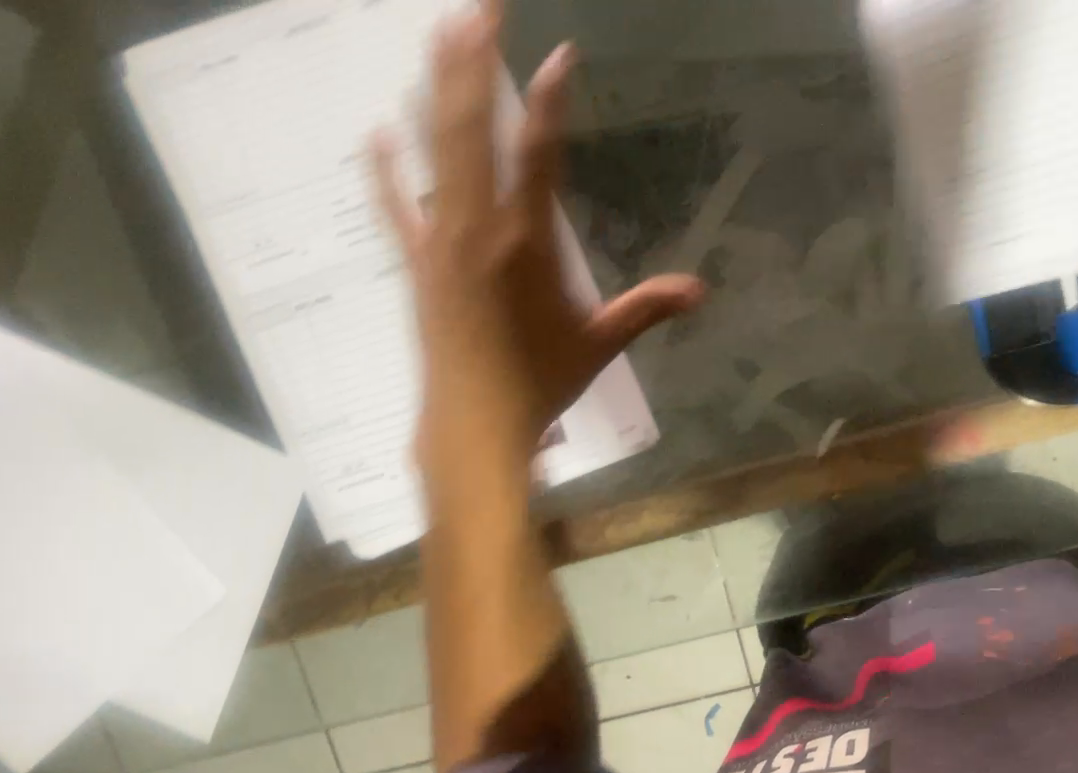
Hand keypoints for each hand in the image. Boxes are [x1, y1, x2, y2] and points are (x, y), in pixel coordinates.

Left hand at [371, 0, 704, 463]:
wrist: (472, 425)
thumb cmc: (540, 385)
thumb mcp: (599, 345)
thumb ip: (647, 310)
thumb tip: (701, 292)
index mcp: (527, 242)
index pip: (539, 154)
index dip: (551, 100)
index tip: (559, 53)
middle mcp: (476, 227)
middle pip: (471, 126)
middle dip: (475, 59)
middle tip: (481, 5)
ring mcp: (436, 239)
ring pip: (431, 148)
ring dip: (434, 87)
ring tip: (438, 33)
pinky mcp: (412, 262)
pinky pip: (392, 204)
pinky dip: (384, 167)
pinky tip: (376, 131)